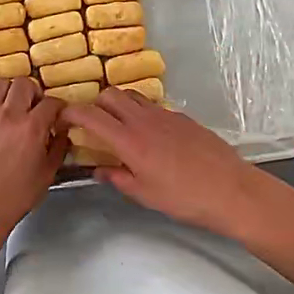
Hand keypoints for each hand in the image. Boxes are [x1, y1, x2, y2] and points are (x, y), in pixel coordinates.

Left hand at [0, 78, 67, 237]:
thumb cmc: (12, 197)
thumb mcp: (47, 174)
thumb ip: (58, 148)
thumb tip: (62, 135)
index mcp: (32, 128)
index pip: (51, 102)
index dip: (57, 106)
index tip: (56, 112)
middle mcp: (9, 117)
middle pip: (24, 83)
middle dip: (34, 92)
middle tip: (35, 104)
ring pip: (0, 84)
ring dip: (10, 91)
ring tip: (14, 102)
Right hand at [60, 90, 285, 237]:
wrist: (231, 190)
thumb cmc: (184, 198)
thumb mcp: (144, 194)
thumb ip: (117, 178)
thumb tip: (99, 170)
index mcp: (129, 140)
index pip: (91, 115)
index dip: (71, 112)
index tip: (63, 118)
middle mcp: (144, 120)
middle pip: (110, 95)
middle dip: (95, 104)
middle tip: (92, 124)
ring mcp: (165, 115)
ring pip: (132, 96)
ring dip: (119, 105)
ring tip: (119, 126)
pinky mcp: (182, 117)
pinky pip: (153, 106)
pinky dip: (141, 112)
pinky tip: (149, 134)